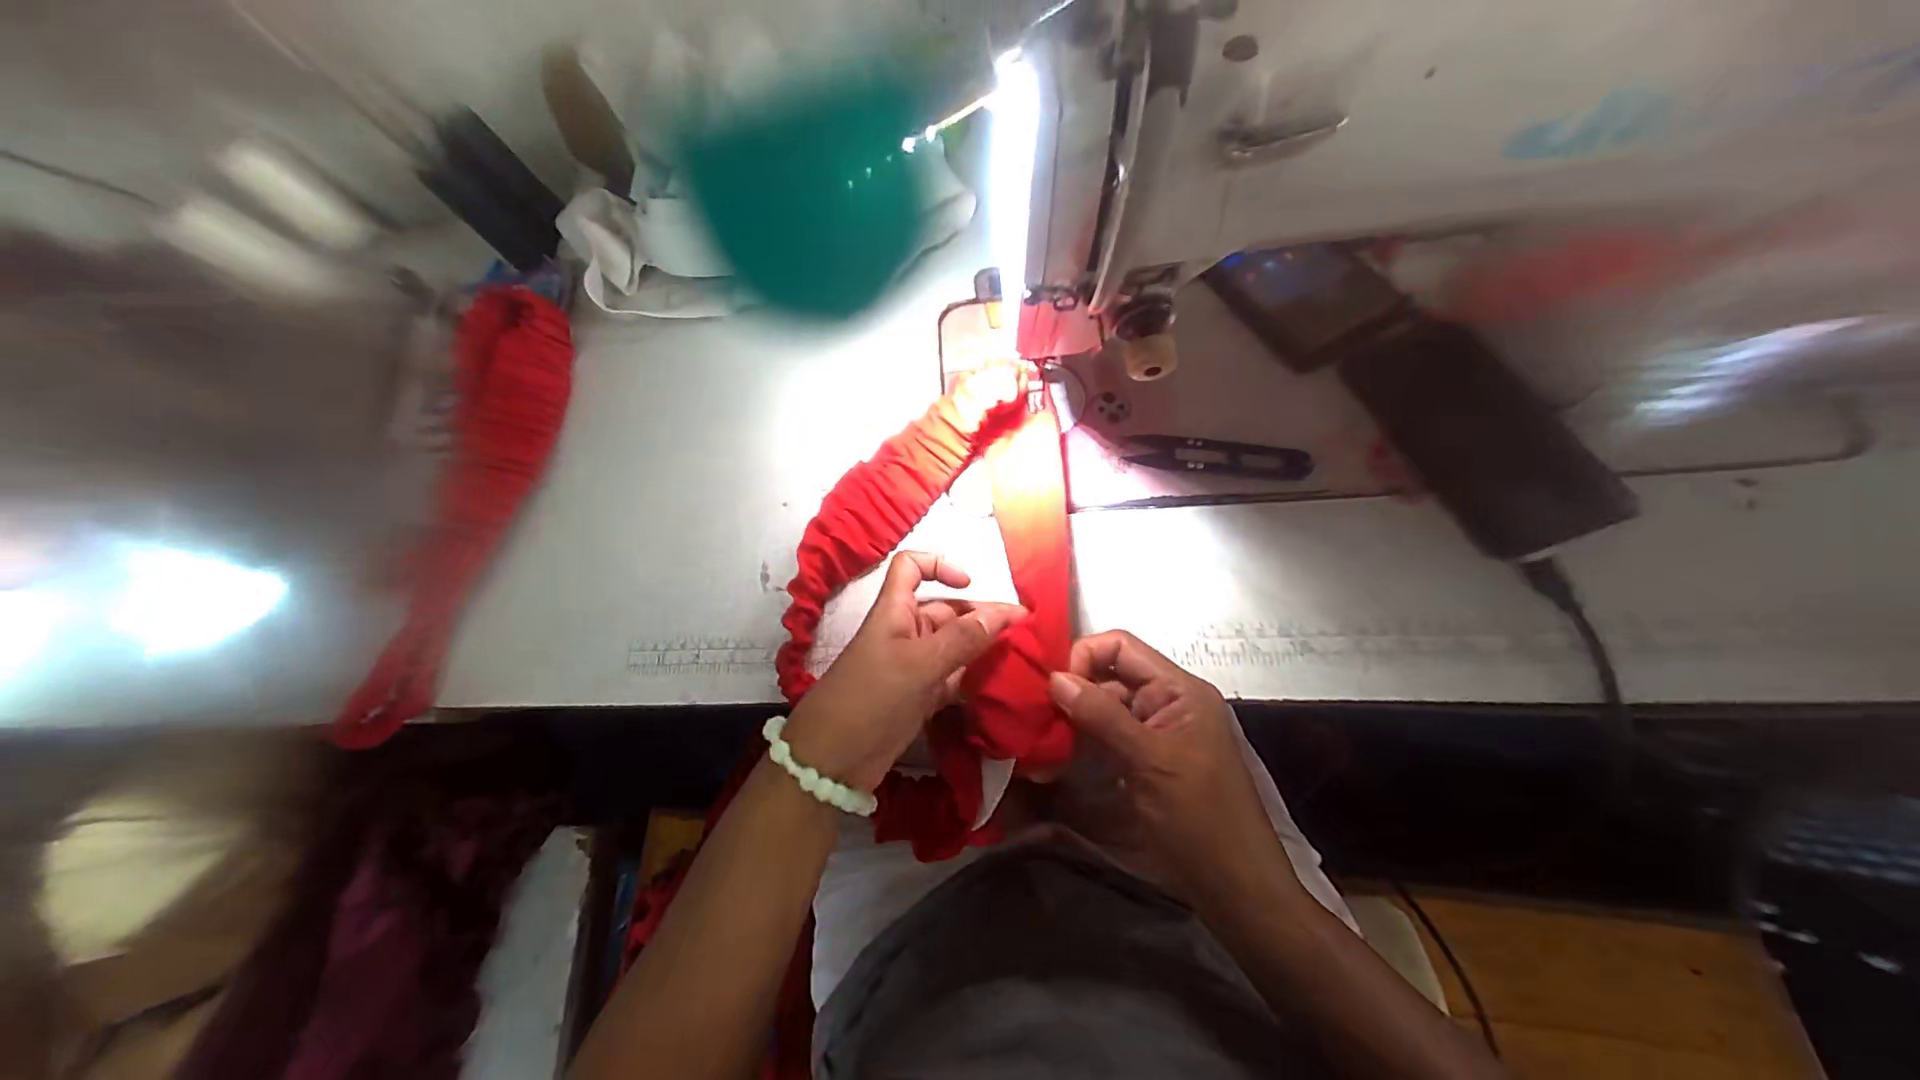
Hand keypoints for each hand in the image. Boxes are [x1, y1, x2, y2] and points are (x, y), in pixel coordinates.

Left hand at [784, 552, 1024, 792]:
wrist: (832, 762)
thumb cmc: (870, 698)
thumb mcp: (919, 664)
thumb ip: (964, 639)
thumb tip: (1006, 613)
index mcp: (895, 611)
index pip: (912, 567)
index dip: (940, 566)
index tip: (970, 584)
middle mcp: (905, 632)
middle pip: (946, 611)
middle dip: (980, 617)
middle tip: (1023, 633)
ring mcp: (913, 666)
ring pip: (954, 647)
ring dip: (982, 650)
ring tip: (1020, 658)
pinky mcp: (920, 697)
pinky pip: (953, 679)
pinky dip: (974, 680)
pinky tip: (1000, 686)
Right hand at [1049, 631, 1300, 904]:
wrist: (1234, 887)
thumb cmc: (1201, 818)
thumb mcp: (1151, 762)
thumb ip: (1102, 716)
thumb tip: (1055, 678)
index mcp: (1179, 690)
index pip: (1122, 647)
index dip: (1084, 656)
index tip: (1052, 687)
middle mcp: (1165, 703)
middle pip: (1108, 675)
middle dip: (1070, 690)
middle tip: (1032, 714)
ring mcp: (1152, 733)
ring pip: (1101, 708)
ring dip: (1069, 719)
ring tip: (1034, 738)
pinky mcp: (1140, 762)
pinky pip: (1103, 738)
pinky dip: (1078, 743)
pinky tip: (1050, 759)